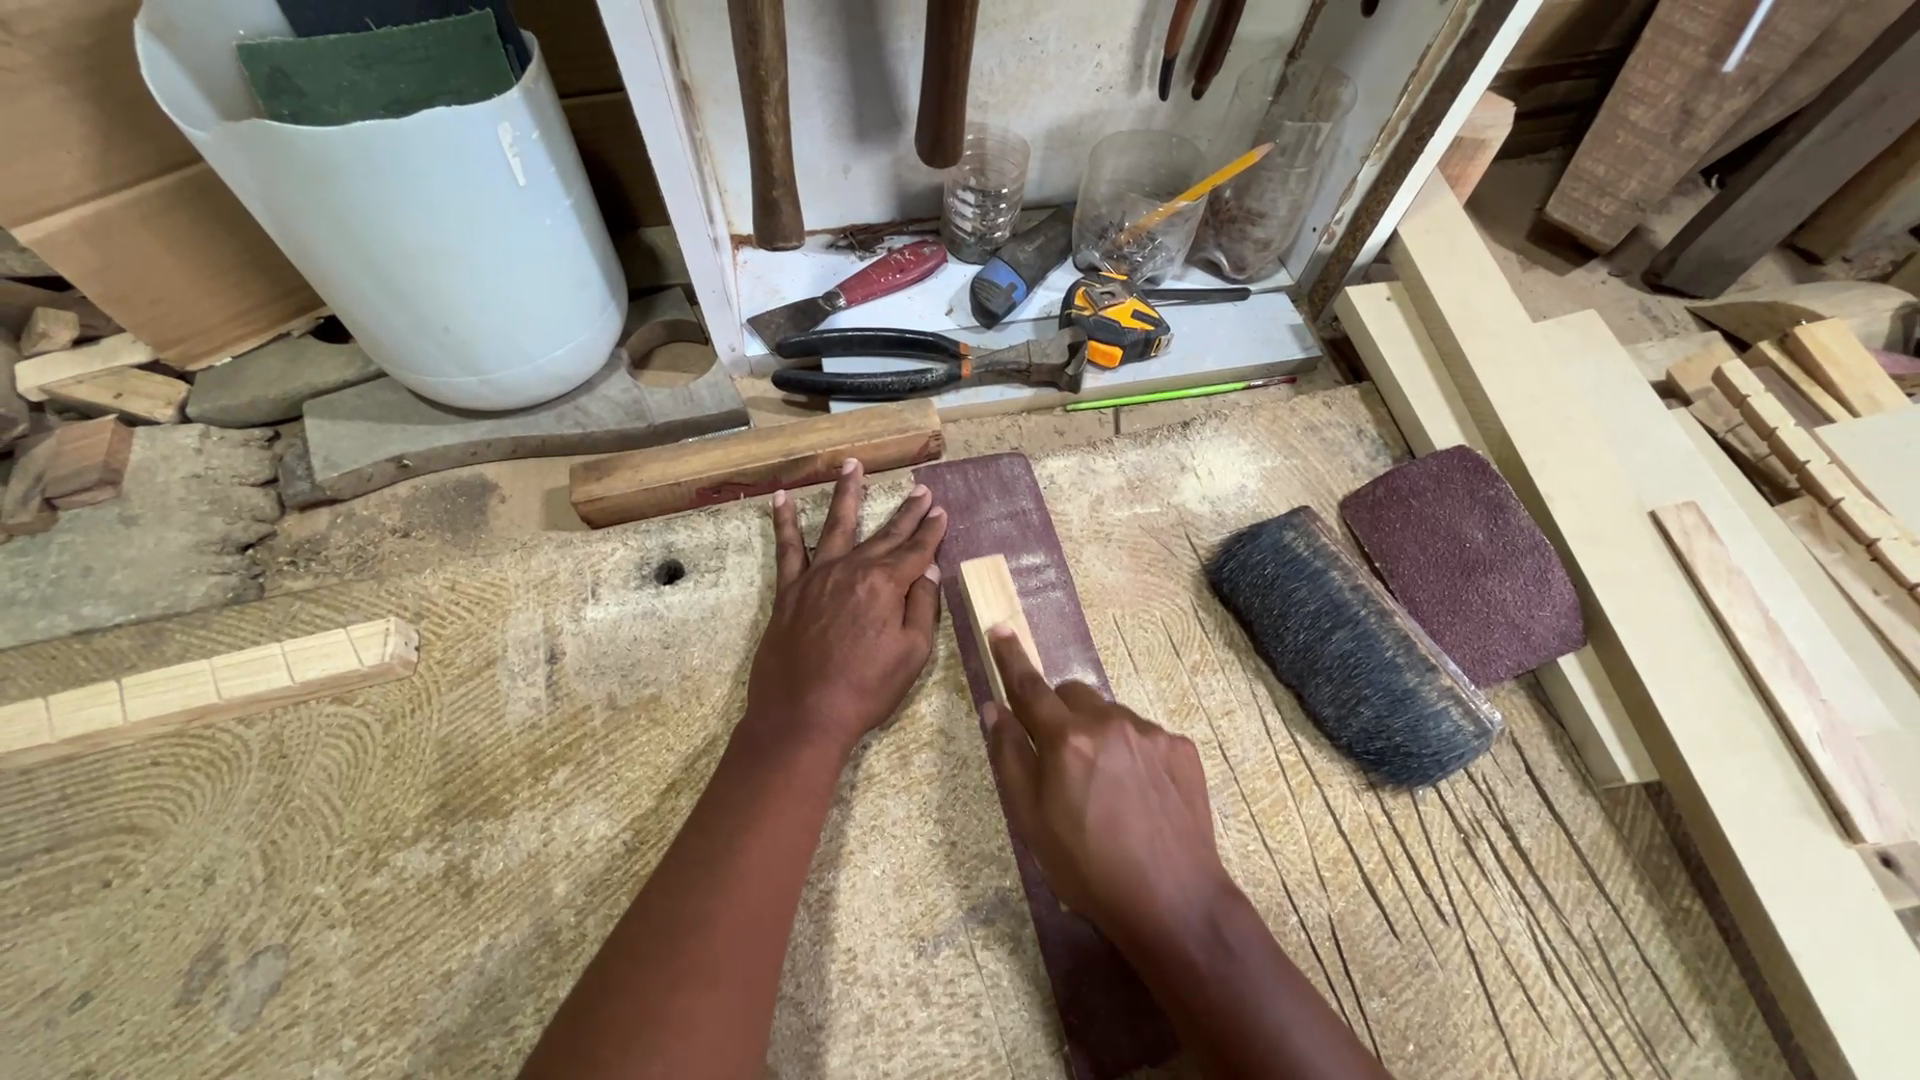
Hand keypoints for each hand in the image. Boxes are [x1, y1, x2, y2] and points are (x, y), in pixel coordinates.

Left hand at [744, 460, 946, 757]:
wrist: (802, 715)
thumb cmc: (865, 690)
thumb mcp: (912, 654)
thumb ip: (922, 607)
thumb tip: (928, 571)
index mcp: (886, 585)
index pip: (916, 550)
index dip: (931, 530)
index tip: (941, 509)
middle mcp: (852, 570)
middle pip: (884, 534)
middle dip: (905, 511)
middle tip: (920, 488)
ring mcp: (817, 577)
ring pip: (836, 525)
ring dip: (846, 493)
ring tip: (852, 464)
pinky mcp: (790, 591)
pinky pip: (787, 548)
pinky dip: (784, 521)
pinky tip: (781, 498)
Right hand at [983, 629, 1234, 949]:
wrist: (1172, 900)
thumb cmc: (1087, 867)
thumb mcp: (1030, 820)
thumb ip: (1010, 757)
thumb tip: (994, 708)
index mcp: (1066, 739)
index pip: (1030, 687)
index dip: (1011, 657)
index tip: (1001, 628)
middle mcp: (1109, 722)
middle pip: (1073, 695)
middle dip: (1060, 713)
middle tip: (1061, 759)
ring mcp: (1151, 732)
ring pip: (1110, 715)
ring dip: (1098, 735)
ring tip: (1106, 789)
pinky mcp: (1181, 748)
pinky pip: (1144, 735)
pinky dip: (1132, 753)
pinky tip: (1139, 796)